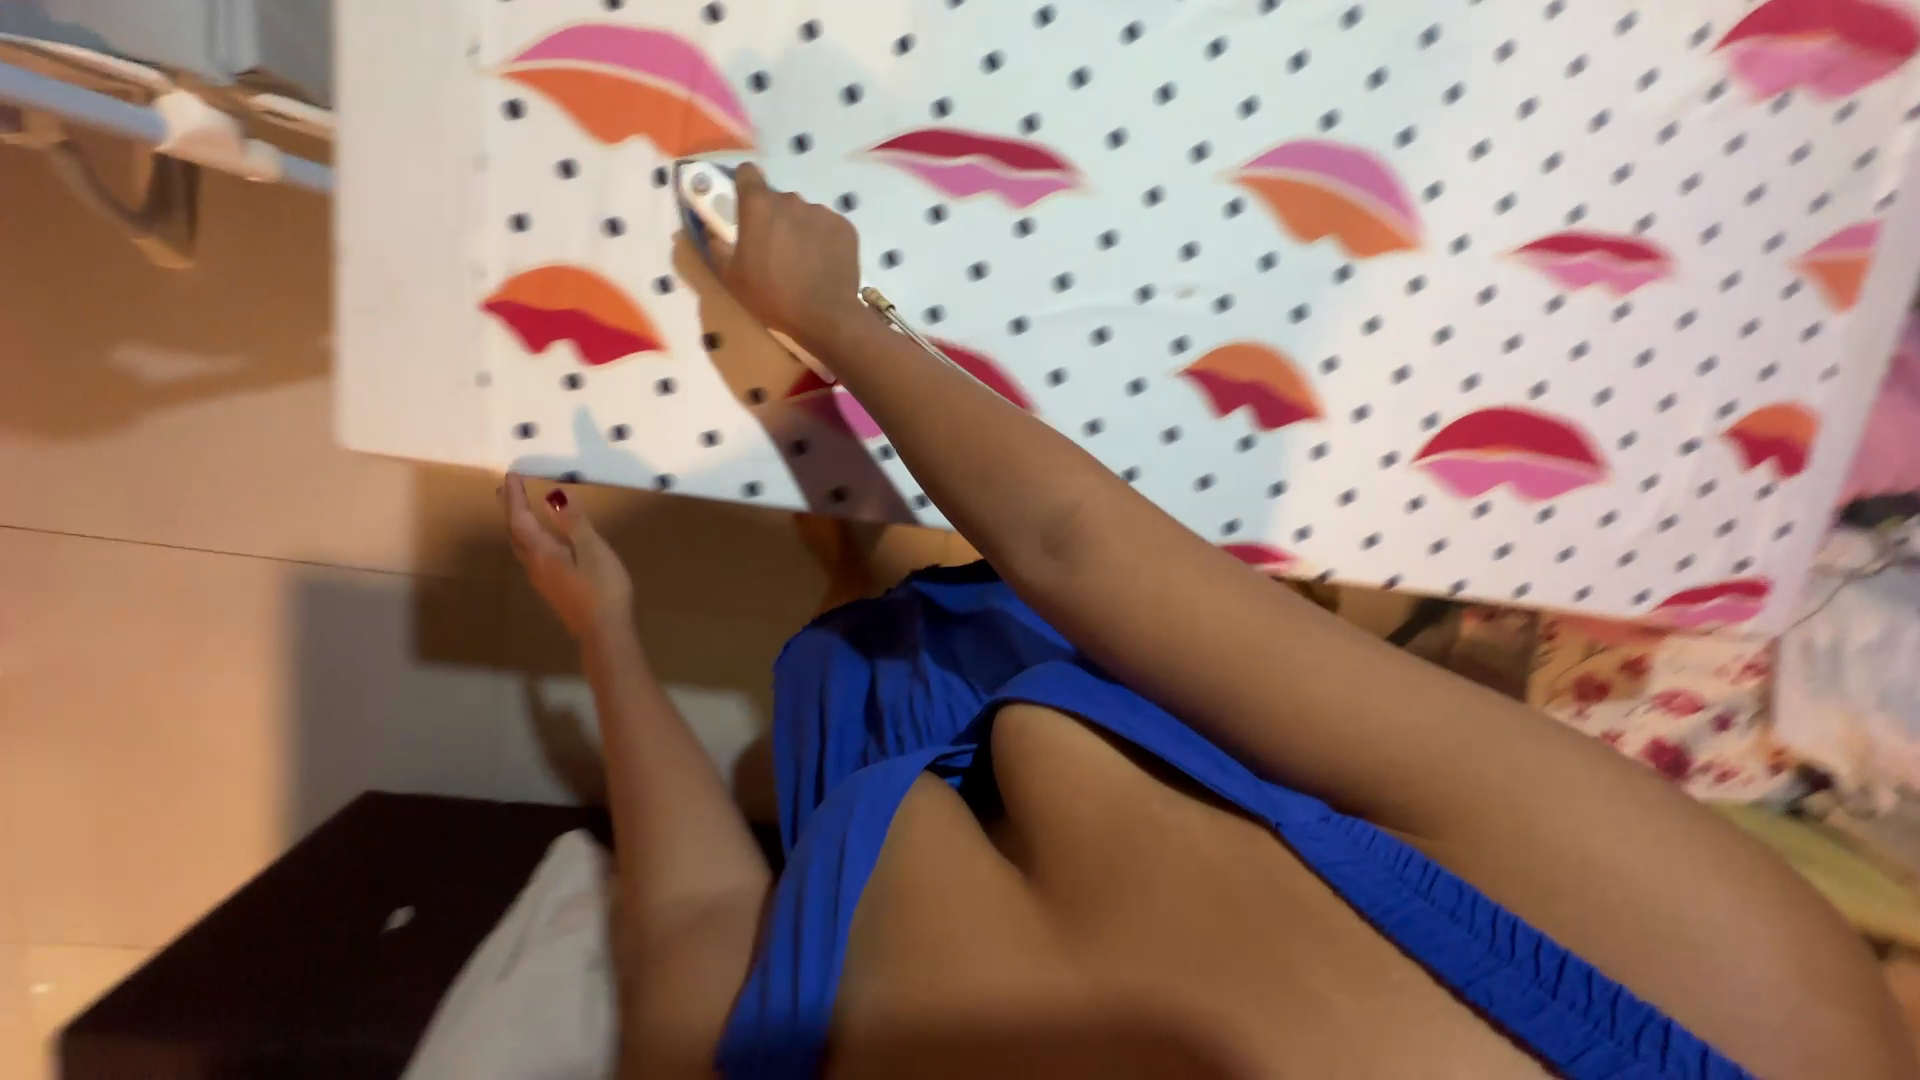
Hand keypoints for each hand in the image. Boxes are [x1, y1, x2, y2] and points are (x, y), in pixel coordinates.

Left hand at [501, 474, 632, 641]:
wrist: (604, 630)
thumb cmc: (602, 588)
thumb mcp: (593, 550)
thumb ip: (574, 523)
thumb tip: (554, 496)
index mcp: (543, 552)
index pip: (521, 518)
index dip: (515, 497)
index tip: (511, 475)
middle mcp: (535, 565)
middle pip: (516, 533)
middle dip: (511, 510)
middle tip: (506, 490)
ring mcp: (543, 580)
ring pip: (522, 547)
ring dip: (519, 526)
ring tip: (521, 513)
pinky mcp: (553, 590)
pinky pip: (533, 557)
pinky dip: (531, 541)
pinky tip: (543, 545)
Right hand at [708, 163, 866, 354]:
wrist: (826, 316)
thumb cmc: (773, 297)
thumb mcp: (732, 278)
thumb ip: (717, 246)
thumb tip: (713, 231)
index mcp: (759, 206)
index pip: (748, 173)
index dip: (746, 186)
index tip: (747, 206)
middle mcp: (791, 200)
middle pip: (778, 200)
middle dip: (775, 218)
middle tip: (776, 250)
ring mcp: (821, 212)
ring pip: (805, 214)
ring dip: (801, 230)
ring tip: (804, 262)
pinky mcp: (844, 227)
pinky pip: (828, 227)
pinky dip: (824, 240)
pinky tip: (823, 265)